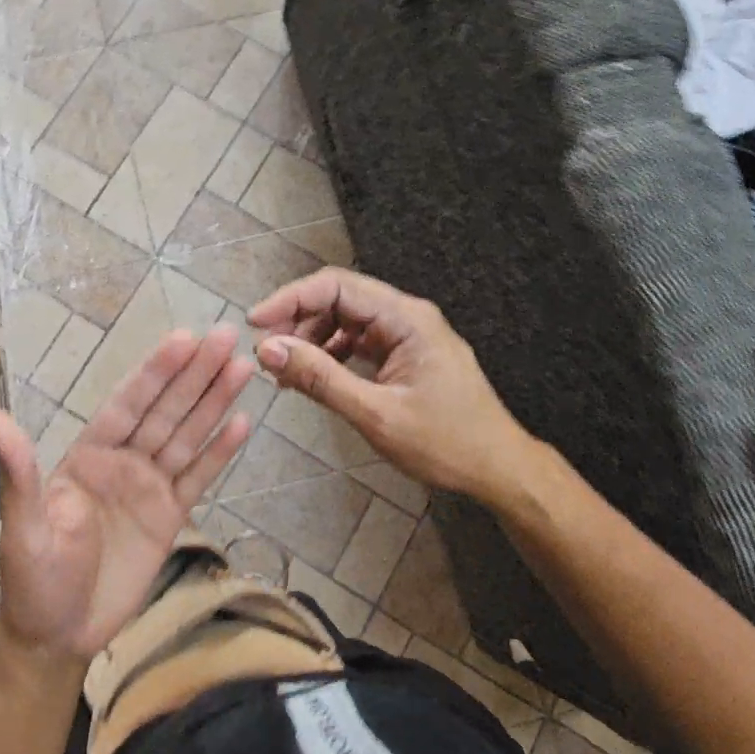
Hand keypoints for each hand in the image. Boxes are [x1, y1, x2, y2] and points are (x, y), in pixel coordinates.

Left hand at [0, 326, 254, 660]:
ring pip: (188, 437)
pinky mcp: (170, 518)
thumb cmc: (33, 580)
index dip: (156, 372)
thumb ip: (18, 471)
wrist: (58, 635)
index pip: (128, 404)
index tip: (184, 339)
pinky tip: (242, 423)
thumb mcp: (23, 527)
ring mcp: (150, 488)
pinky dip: (220, 452)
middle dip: (195, 374)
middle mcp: (123, 462)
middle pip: (166, 411)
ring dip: (215, 403)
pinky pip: (199, 479)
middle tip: (226, 336)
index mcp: (88, 455)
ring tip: (242, 369)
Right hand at [249, 268, 531, 500]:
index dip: (291, 299)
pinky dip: (332, 354)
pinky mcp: (407, 355)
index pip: (337, 286)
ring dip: (313, 338)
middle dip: (298, 320)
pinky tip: (314, 377)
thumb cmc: (445, 443)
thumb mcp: (376, 415)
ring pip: (348, 320)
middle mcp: (408, 316)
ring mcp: (409, 334)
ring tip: (285, 370)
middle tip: (267, 353)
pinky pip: (360, 341)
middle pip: (341, 298)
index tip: (256, 323)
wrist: (499, 467)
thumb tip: (269, 350)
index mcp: (407, 318)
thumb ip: (321, 379)